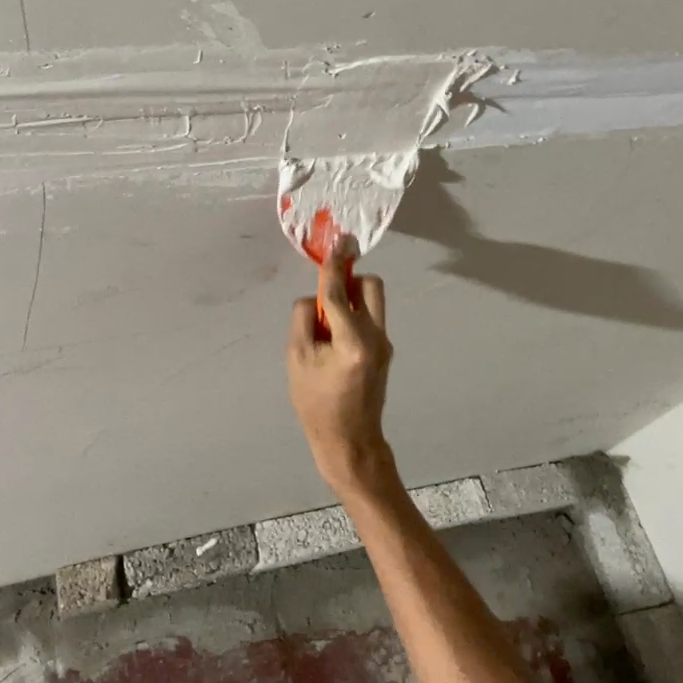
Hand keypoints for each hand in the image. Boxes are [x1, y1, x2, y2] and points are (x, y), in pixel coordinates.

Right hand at [287, 248, 393, 498]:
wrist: (350, 442)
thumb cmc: (316, 404)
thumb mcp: (297, 359)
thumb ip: (304, 319)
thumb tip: (314, 297)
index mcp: (353, 340)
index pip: (338, 292)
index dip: (333, 265)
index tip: (335, 240)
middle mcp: (376, 336)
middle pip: (370, 285)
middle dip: (350, 278)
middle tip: (328, 291)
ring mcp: (385, 343)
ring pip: (372, 300)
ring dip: (351, 298)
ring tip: (327, 322)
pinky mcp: (385, 350)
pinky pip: (369, 318)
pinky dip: (353, 316)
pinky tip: (334, 338)